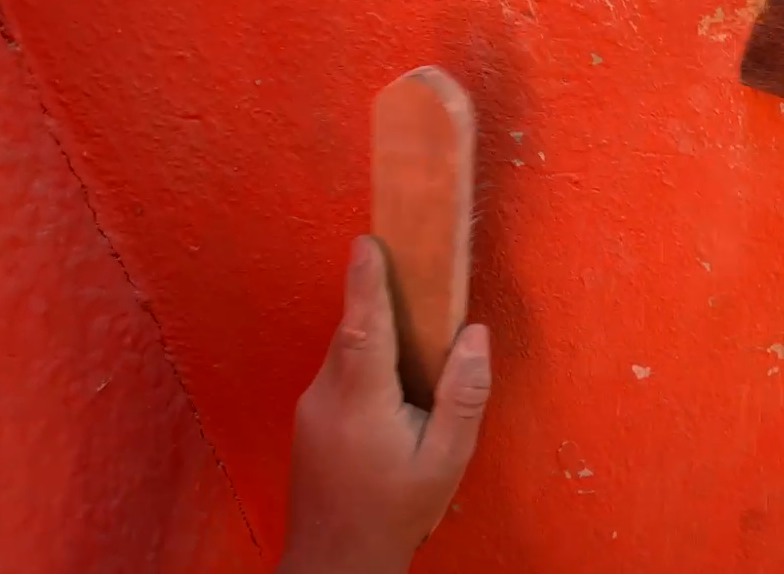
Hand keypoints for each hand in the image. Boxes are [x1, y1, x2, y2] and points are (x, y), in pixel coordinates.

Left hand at [280, 236, 491, 573]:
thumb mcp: (448, 459)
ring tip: (417, 335)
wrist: (335, 566)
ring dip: (379, 327)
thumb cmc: (396, 510)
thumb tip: (473, 333)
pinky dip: (369, 351)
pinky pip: (342, 364)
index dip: (366, 282)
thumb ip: (464, 393)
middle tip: (418, 273)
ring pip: (347, 345)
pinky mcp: (310, 415)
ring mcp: (312, 406)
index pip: (362, 328)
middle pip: (355, 329)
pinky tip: (396, 375)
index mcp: (361, 404)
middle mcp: (326, 396)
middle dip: (383, 296)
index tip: (367, 241)